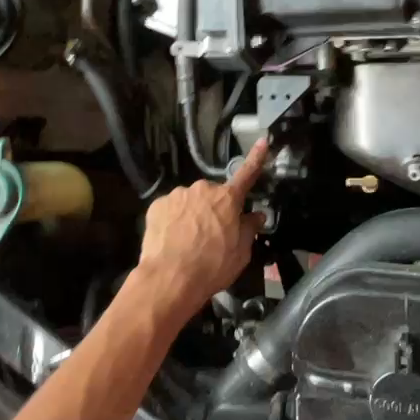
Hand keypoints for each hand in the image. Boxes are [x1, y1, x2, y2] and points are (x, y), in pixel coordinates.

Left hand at [134, 137, 269, 314]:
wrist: (170, 278)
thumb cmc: (212, 266)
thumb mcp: (241, 253)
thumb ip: (249, 229)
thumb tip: (256, 215)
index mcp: (227, 198)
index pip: (246, 174)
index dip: (256, 158)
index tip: (262, 141)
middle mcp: (202, 188)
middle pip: (214, 195)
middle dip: (215, 208)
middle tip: (213, 234)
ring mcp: (177, 195)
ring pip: (191, 201)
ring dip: (193, 214)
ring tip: (189, 241)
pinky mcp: (157, 205)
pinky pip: (171, 209)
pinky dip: (174, 220)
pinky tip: (172, 239)